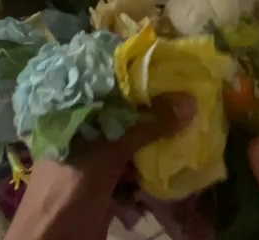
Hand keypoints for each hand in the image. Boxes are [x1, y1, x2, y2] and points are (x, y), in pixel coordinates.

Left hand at [4, 93, 195, 239]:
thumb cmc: (69, 188)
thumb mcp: (107, 154)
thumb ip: (145, 127)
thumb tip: (188, 100)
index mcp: (73, 112)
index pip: (107, 82)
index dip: (137, 77)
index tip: (169, 69)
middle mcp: (82, 131)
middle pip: (122, 115)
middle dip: (152, 113)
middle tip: (186, 102)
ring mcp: (92, 161)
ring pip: (129, 146)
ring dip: (154, 147)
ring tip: (185, 134)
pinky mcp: (103, 189)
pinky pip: (131, 175)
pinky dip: (148, 176)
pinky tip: (167, 175)